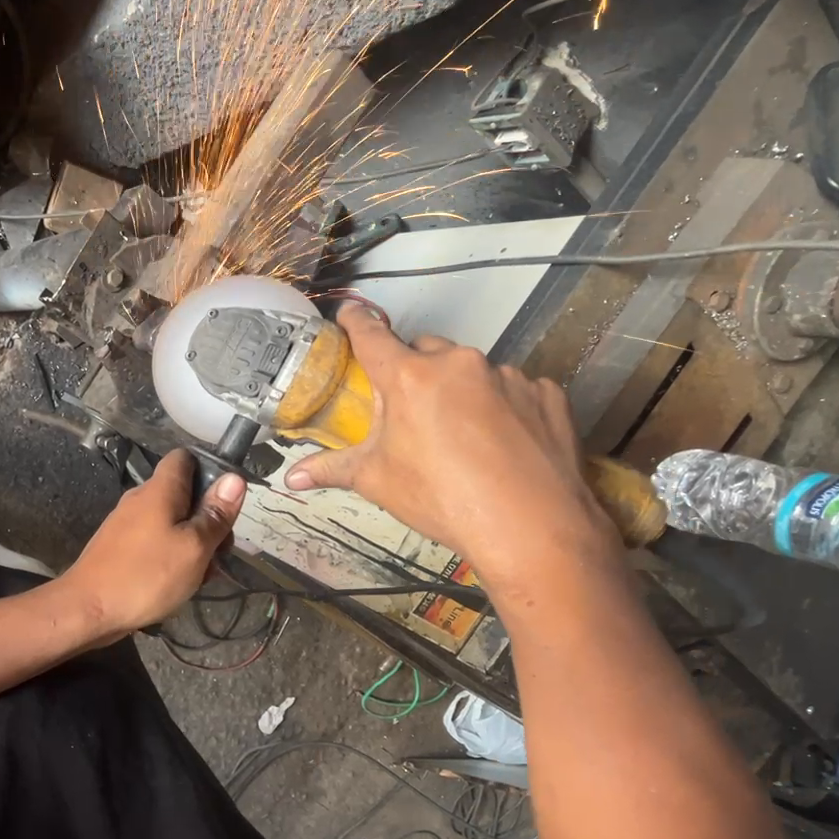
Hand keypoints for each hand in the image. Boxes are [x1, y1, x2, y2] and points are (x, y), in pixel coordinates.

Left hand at [58, 450, 244, 641]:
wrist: (88, 609)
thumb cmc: (146, 576)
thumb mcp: (193, 547)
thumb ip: (215, 515)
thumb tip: (234, 478)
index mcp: (158, 490)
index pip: (184, 458)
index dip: (210, 471)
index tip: (227, 501)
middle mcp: (140, 500)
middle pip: (184, 495)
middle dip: (207, 520)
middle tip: (219, 552)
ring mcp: (127, 524)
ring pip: (172, 523)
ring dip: (193, 544)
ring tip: (201, 576)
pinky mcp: (121, 547)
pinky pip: (156, 542)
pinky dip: (172, 557)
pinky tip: (180, 584)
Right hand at [283, 305, 619, 584]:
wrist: (530, 525)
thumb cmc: (440, 498)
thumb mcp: (376, 481)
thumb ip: (332, 468)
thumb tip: (292, 478)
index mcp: (408, 378)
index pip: (372, 336)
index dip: (357, 322)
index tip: (350, 312)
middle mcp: (459, 364)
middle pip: (425, 350)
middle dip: (413, 369)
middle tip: (409, 408)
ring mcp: (508, 376)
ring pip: (472, 370)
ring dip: (459, 389)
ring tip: (460, 433)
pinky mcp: (547, 394)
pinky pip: (514, 389)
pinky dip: (502, 406)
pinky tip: (500, 442)